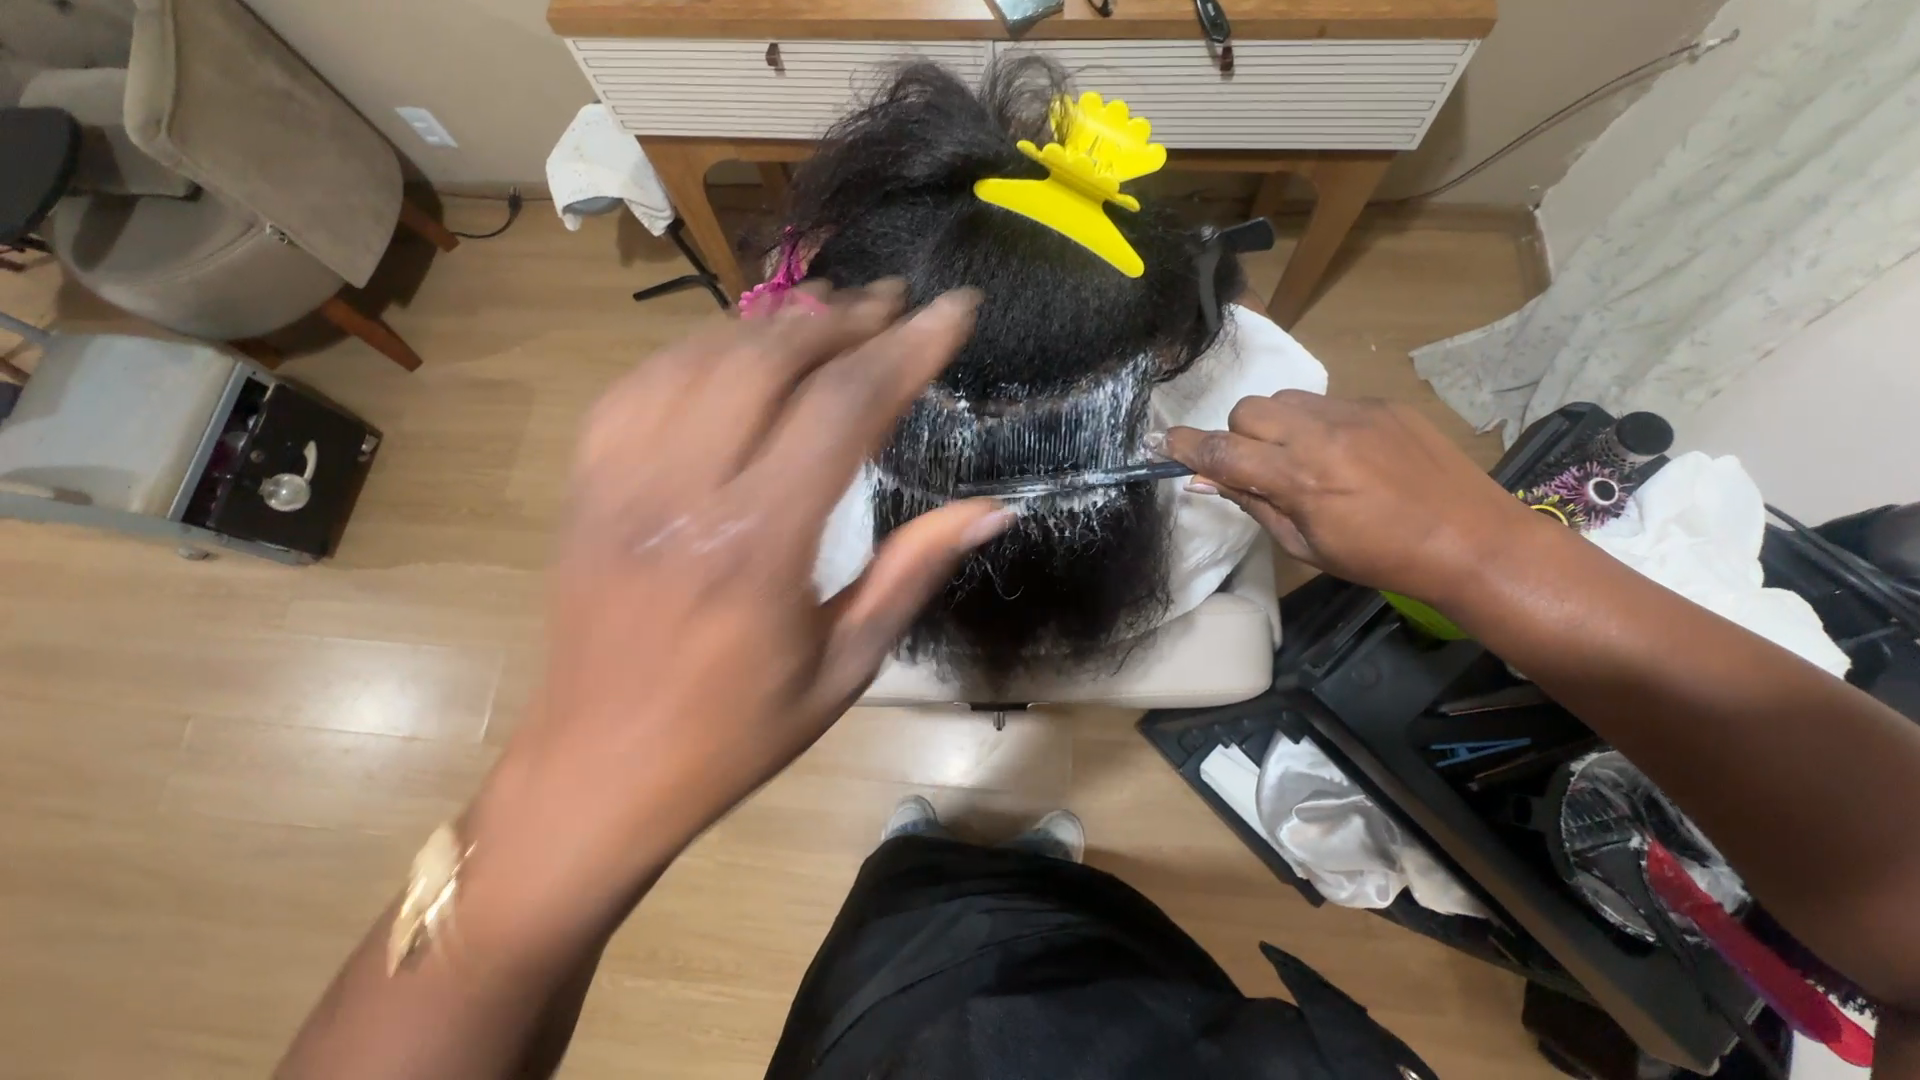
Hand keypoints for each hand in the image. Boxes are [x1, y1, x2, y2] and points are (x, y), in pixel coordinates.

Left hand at [471, 284, 1010, 915]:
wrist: (602, 767)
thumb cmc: (738, 732)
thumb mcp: (846, 666)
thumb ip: (913, 572)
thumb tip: (993, 509)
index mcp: (762, 544)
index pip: (845, 407)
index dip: (909, 348)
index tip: (954, 309)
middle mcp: (686, 492)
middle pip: (771, 358)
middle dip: (845, 317)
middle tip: (894, 301)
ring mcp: (623, 481)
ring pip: (702, 356)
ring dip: (776, 322)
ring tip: (831, 312)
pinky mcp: (586, 484)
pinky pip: (640, 383)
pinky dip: (699, 349)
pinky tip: (736, 350)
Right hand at [1166, 392, 1540, 604]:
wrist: (1470, 538)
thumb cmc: (1380, 558)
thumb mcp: (1306, 545)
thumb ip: (1253, 504)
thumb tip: (1205, 482)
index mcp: (1299, 478)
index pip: (1223, 453)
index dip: (1186, 447)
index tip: (1162, 443)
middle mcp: (1320, 435)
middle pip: (1247, 410)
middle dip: (1238, 435)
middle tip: (1257, 466)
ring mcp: (1355, 413)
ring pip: (1284, 398)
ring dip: (1274, 424)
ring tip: (1299, 456)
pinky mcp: (1383, 405)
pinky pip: (1326, 402)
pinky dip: (1315, 423)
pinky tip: (1342, 453)